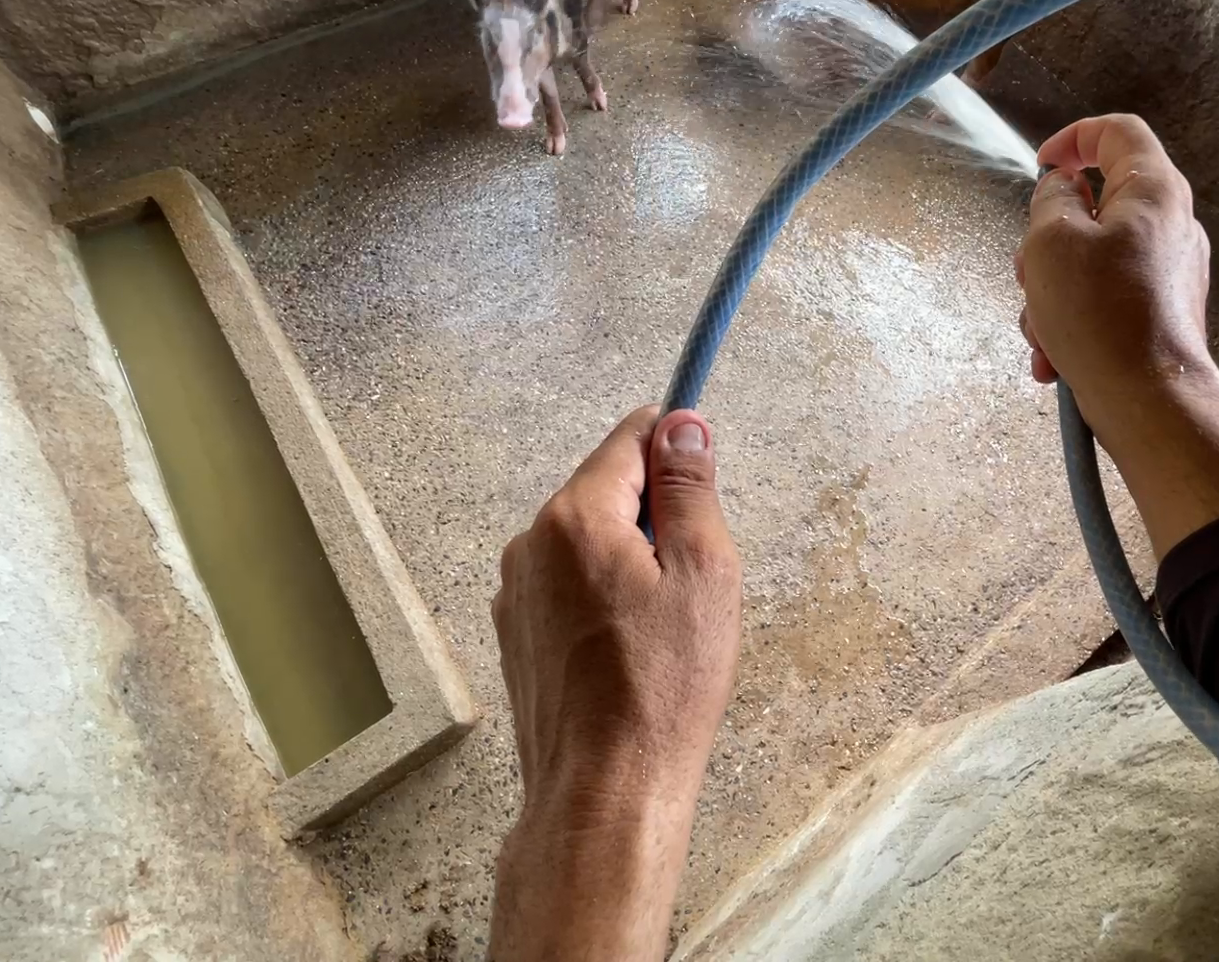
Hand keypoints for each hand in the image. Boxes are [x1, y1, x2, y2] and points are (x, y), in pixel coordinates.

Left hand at [490, 406, 741, 960]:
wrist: (604, 793)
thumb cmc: (666, 683)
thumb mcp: (703, 571)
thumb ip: (689, 488)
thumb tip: (683, 425)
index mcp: (575, 516)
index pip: (629, 438)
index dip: (672, 441)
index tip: (702, 463)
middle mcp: (532, 541)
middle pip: (607, 487)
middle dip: (654, 511)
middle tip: (692, 572)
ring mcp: (516, 588)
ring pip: (589, 536)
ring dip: (629, 553)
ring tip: (662, 619)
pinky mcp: (516, 629)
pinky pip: (569, 579)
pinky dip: (603, 589)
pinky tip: (628, 644)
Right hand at [1017, 114, 1218, 555]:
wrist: (1147, 398)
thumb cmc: (1096, 312)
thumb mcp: (1050, 243)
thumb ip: (1050, 201)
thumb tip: (1060, 190)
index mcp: (1152, 191)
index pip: (1115, 131)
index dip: (1071, 138)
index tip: (1039, 168)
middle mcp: (1169, 223)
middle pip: (1094, 206)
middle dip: (1045, 242)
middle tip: (1026, 275)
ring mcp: (1167, 270)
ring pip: (1089, 260)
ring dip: (1051, 291)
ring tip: (1041, 332)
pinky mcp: (1159, 310)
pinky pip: (1102, 298)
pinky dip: (1072, 318)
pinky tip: (1054, 356)